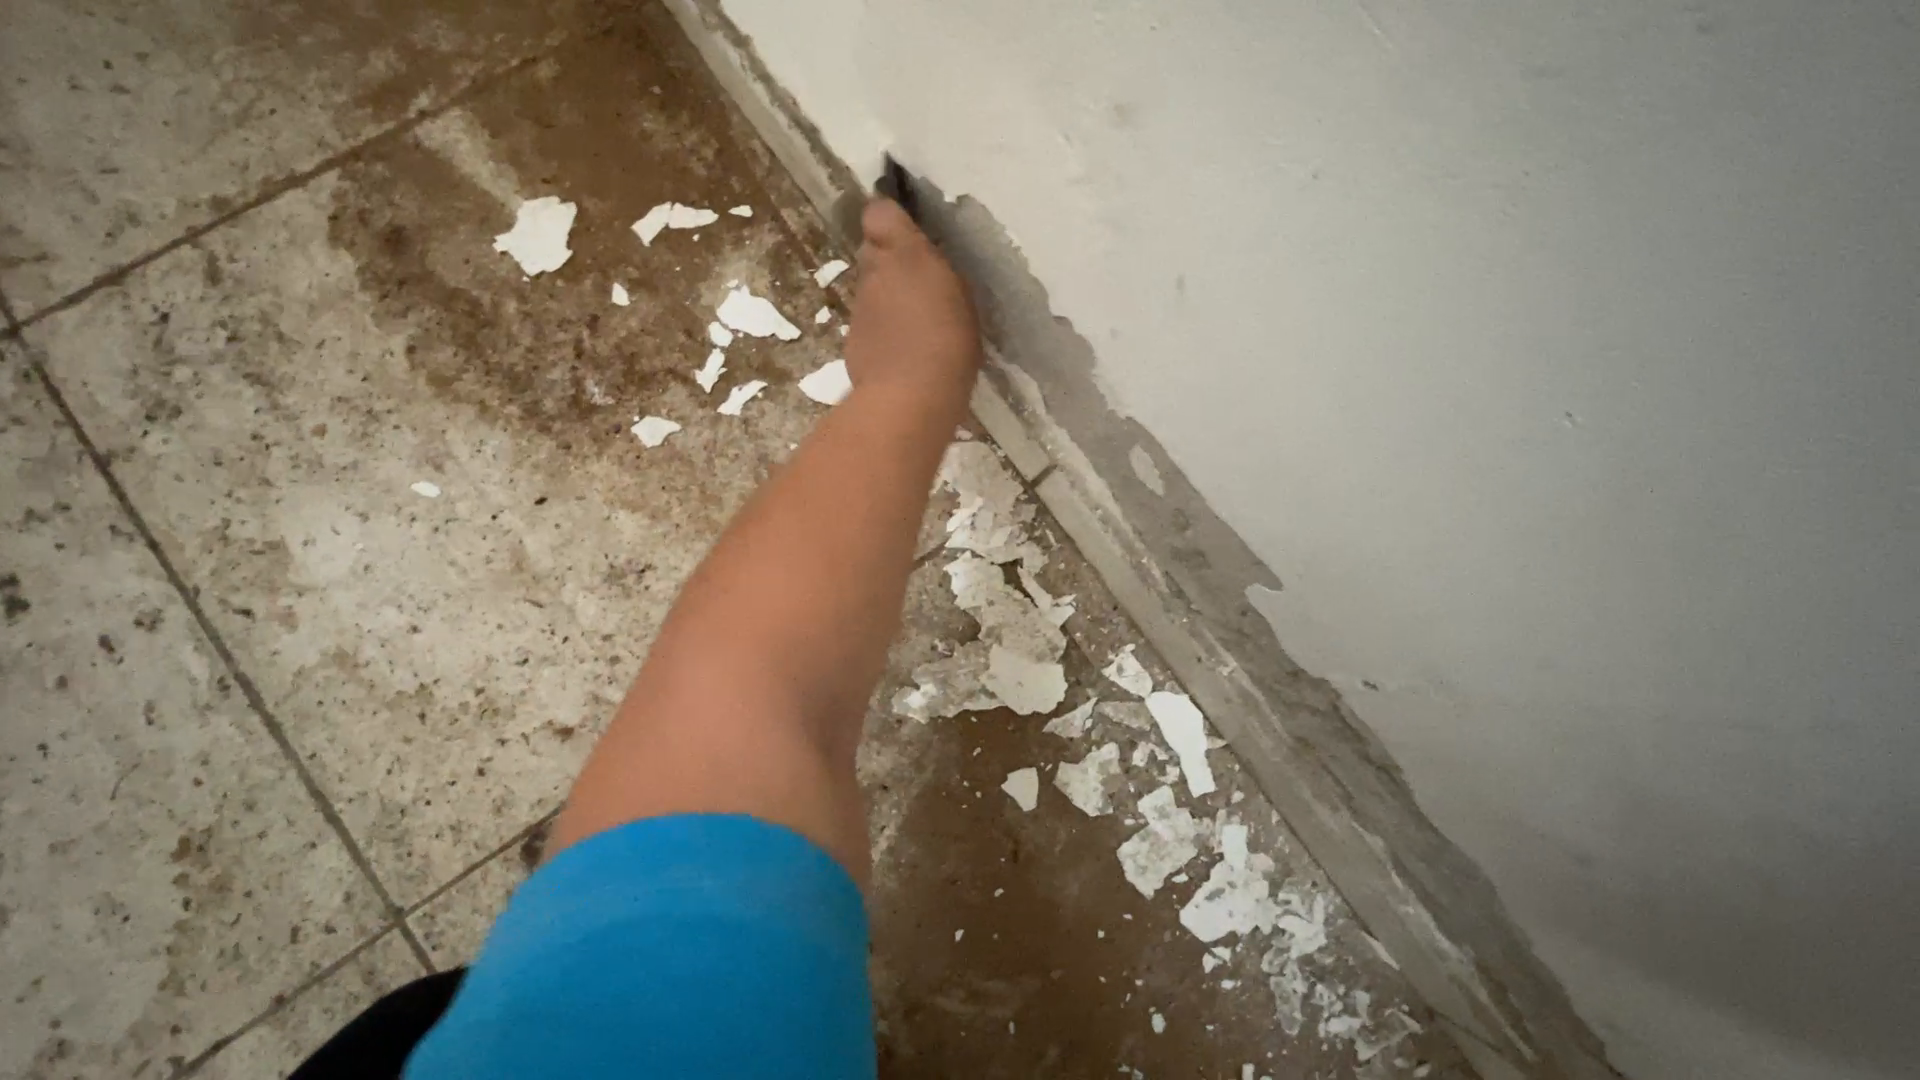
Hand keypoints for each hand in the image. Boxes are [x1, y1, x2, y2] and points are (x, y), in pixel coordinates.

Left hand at [844, 197, 981, 404]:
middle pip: (872, 253)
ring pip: (870, 291)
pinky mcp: (854, 344)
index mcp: (902, 253)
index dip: (890, 219)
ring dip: (887, 299)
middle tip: (920, 282)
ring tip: (917, 322)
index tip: (909, 232)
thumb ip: (934, 270)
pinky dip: (883, 332)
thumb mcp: (958, 294)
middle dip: (890, 261)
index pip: (879, 214)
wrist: (910, 397)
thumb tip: (918, 260)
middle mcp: (872, 274)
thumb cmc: (947, 340)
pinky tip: (905, 353)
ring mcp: (859, 310)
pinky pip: (870, 326)